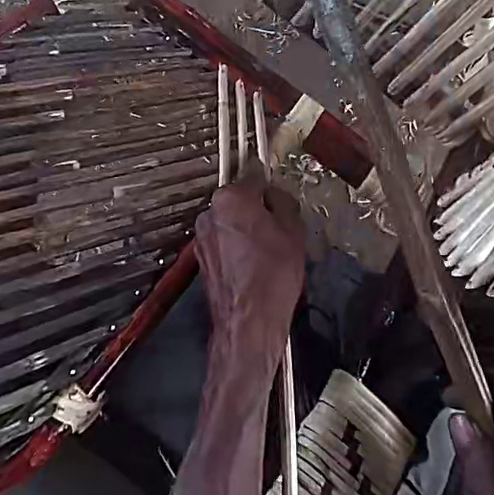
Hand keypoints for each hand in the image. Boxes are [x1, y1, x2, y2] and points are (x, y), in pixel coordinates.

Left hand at [192, 177, 305, 351]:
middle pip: (238, 199)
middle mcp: (210, 211)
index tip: (278, 191)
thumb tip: (274, 194)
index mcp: (231, 198)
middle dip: (256, 208)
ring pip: (229, 220)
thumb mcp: (292, 231)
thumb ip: (283, 202)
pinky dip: (235, 245)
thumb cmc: (274, 273)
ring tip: (267, 250)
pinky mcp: (201, 256)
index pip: (253, 175)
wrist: (248, 319)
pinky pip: (222, 240)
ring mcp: (202, 234)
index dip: (269, 184)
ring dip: (244, 227)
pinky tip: (252, 263)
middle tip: (279, 227)